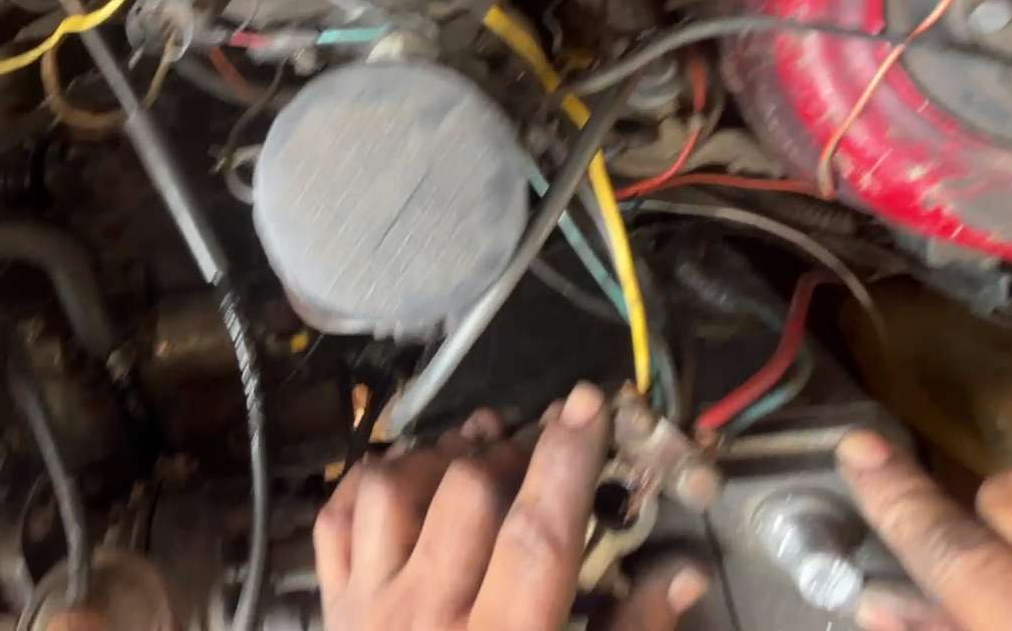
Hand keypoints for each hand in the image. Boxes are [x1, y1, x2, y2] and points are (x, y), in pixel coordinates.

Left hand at [314, 382, 707, 630]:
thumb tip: (680, 574)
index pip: (537, 536)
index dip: (566, 463)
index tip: (587, 402)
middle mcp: (423, 618)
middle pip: (466, 498)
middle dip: (510, 452)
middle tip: (536, 440)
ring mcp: (365, 608)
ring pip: (391, 488)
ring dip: (438, 454)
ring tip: (476, 447)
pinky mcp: (330, 607)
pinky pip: (337, 515)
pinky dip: (370, 478)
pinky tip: (406, 471)